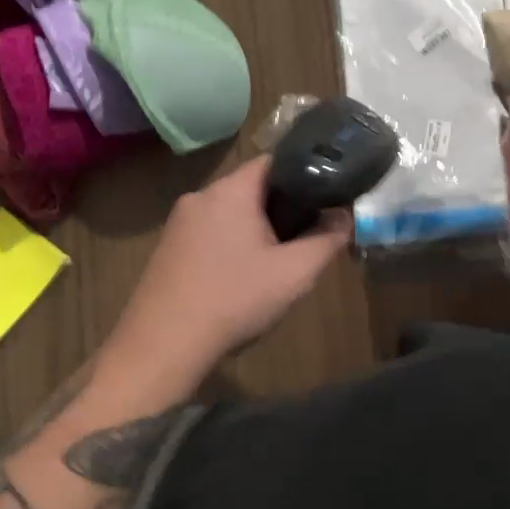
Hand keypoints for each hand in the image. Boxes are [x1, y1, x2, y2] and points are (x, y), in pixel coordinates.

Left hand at [102, 157, 350, 387]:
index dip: (306, 175)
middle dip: (284, 208)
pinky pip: (211, 233)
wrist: (164, 346)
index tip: (327, 198)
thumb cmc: (235, 300)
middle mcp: (200, 197)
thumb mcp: (295, 272)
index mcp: (230, 191)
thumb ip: (328, 239)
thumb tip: (345, 215)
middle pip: (253, 188)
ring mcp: (178, 224)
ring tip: (280, 261)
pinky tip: (243, 278)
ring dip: (257, 230)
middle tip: (309, 236)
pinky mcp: (168, 249)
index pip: (274, 161)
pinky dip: (232, 245)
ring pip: (231, 213)